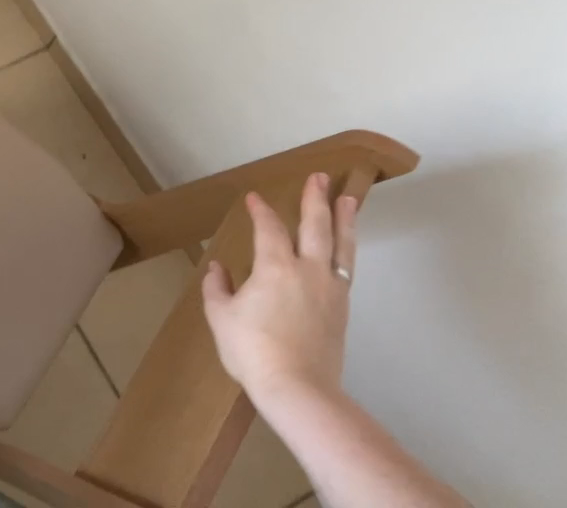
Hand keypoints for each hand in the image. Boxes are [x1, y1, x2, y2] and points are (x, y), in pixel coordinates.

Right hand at [203, 173, 356, 405]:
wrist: (299, 389)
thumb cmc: (252, 349)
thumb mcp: (220, 316)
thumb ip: (218, 288)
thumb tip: (219, 269)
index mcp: (274, 267)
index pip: (269, 227)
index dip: (261, 210)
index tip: (254, 198)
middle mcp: (307, 271)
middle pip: (316, 227)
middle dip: (316, 199)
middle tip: (319, 178)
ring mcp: (330, 290)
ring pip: (340, 246)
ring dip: (344, 220)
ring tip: (348, 200)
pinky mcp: (341, 310)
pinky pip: (346, 269)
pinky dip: (345, 250)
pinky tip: (343, 247)